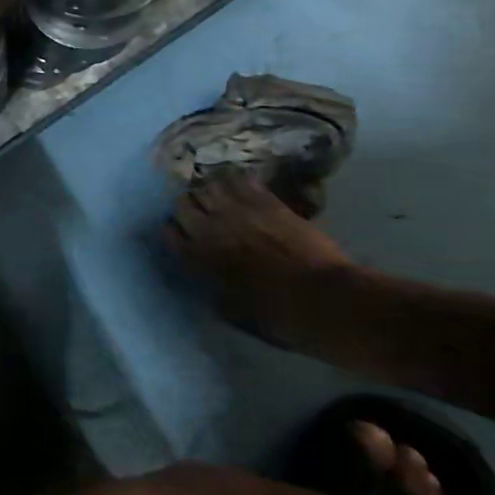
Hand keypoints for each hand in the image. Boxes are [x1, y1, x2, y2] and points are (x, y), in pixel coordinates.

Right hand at [165, 171, 356, 336]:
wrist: (326, 297)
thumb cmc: (280, 315)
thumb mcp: (236, 312)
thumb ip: (214, 291)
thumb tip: (208, 282)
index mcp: (198, 258)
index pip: (168, 233)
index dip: (174, 233)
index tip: (182, 238)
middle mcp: (210, 228)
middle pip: (182, 203)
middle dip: (188, 210)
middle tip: (201, 218)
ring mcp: (237, 210)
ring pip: (207, 186)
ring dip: (210, 194)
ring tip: (220, 202)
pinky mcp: (265, 200)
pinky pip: (240, 180)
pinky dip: (237, 183)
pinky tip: (243, 191)